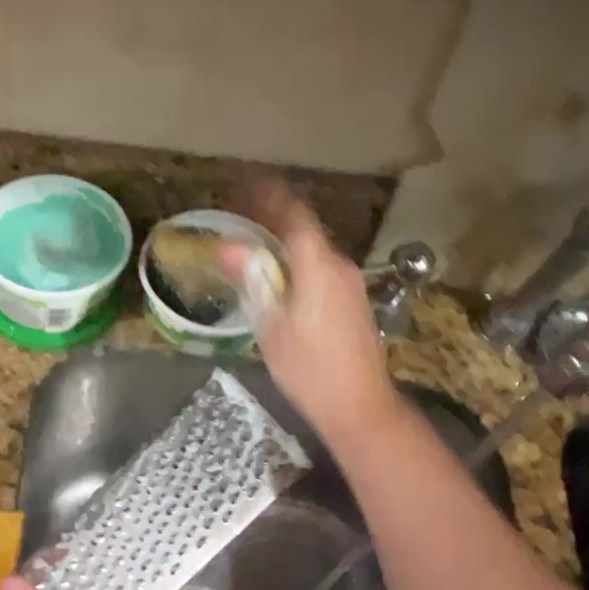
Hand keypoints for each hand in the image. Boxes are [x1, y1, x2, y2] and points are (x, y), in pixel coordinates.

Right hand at [229, 175, 400, 440]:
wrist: (359, 406)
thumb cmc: (309, 369)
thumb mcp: (271, 326)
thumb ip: (253, 281)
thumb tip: (229, 248)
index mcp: (318, 266)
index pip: (294, 216)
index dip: (270, 196)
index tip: (246, 183)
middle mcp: (339, 266)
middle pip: (304, 231)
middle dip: (272, 220)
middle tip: (240, 218)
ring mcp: (351, 285)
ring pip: (313, 251)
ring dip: (285, 244)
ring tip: (254, 249)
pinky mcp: (354, 303)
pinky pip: (321, 270)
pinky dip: (299, 264)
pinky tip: (280, 280)